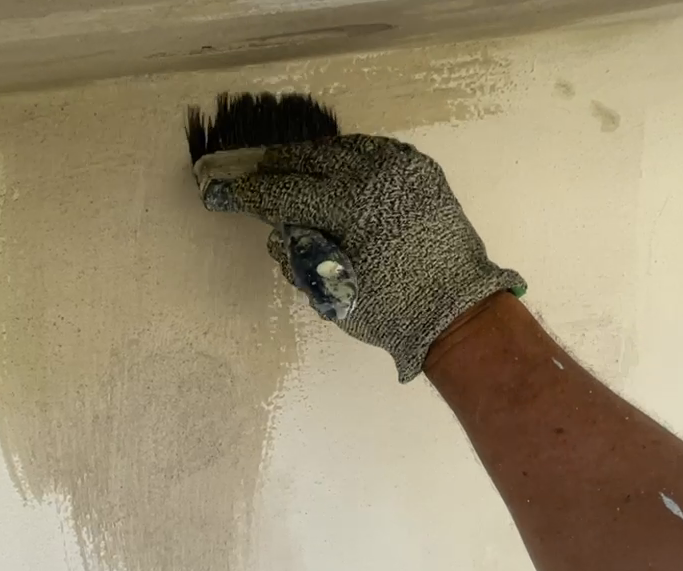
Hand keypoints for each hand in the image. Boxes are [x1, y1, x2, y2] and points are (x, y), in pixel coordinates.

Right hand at [212, 135, 524, 381]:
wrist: (454, 310)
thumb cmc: (387, 310)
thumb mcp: (330, 292)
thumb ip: (299, 259)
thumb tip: (279, 235)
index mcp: (348, 205)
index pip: (285, 192)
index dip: (253, 193)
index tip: (228, 191)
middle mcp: (374, 175)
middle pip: (312, 160)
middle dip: (278, 166)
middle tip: (254, 171)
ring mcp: (401, 167)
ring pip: (343, 148)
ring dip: (312, 158)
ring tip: (289, 164)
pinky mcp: (420, 171)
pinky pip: (374, 151)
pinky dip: (347, 155)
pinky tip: (334, 164)